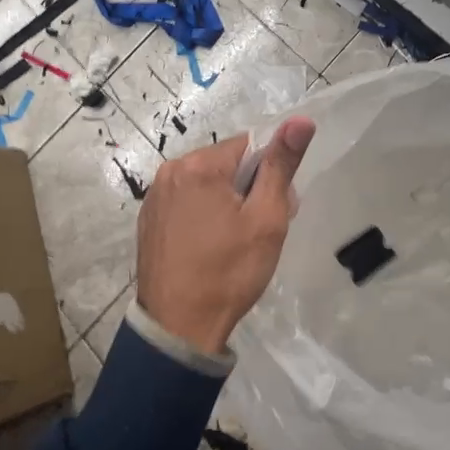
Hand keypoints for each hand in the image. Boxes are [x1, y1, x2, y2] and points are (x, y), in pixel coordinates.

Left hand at [135, 117, 316, 353]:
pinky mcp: (148, 220)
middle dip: (247, 188)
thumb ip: (282, 165)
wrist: (179, 329)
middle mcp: (170, 171)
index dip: (268, 174)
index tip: (274, 208)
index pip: (249, 146)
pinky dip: (202, 216)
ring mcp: (155, 196)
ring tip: (234, 243)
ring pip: (205, 183)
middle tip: (258, 231)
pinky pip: (186, 202)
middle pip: (225, 163)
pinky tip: (209, 247)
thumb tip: (301, 120)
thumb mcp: (266, 219)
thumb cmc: (229, 272)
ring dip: (225, 202)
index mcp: (199, 165)